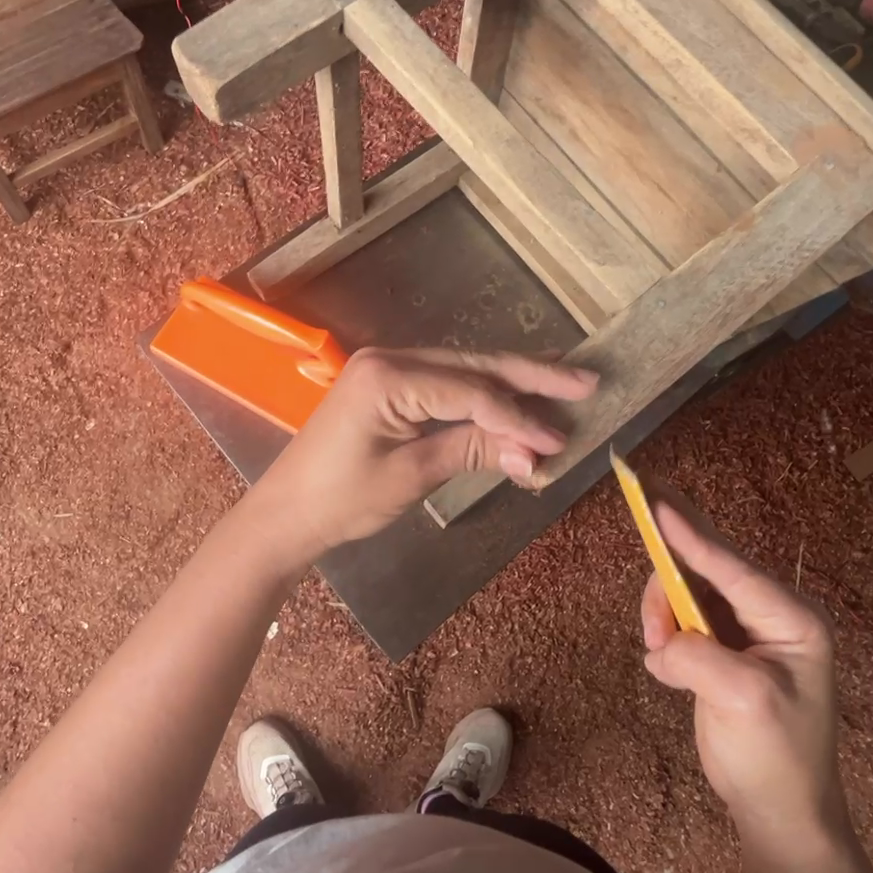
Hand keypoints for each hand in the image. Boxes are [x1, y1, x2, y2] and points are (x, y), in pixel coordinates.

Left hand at [246, 347, 596, 559]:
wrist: (286, 513)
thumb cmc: (340, 499)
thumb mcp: (410, 476)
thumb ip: (470, 451)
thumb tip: (535, 451)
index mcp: (388, 376)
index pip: (472, 391)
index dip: (519, 416)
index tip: (559, 440)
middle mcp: (389, 359)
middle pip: (474, 365)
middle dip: (531, 375)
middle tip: (586, 380)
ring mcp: (387, 368)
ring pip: (464, 370)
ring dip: (512, 382)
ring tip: (563, 382)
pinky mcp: (388, 386)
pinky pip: (445, 384)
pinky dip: (481, 395)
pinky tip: (513, 395)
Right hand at [638, 490, 843, 833]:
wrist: (778, 810)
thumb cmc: (775, 754)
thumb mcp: (744, 700)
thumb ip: (698, 656)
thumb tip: (663, 642)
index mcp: (791, 619)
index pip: (731, 566)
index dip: (689, 534)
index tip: (654, 499)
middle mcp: (768, 614)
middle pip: (705, 568)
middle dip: (670, 572)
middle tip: (642, 536)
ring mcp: (741, 631)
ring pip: (684, 592)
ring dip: (663, 614)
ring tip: (658, 651)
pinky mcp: (717, 649)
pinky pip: (678, 619)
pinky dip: (663, 634)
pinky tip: (666, 665)